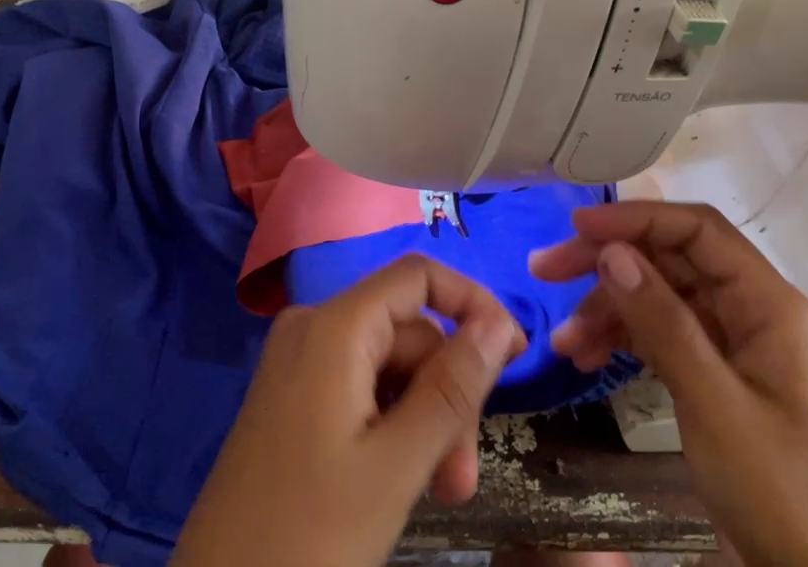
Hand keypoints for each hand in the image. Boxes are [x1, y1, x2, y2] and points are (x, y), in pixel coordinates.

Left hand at [172, 254, 526, 566]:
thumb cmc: (312, 530)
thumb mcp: (397, 464)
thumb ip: (452, 388)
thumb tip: (497, 323)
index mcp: (333, 328)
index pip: (417, 276)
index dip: (473, 304)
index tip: (515, 356)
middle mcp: (312, 329)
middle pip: (409, 333)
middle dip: (447, 396)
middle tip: (462, 479)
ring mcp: (298, 365)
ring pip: (390, 369)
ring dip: (426, 423)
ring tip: (443, 494)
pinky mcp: (292, 399)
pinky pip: (361, 390)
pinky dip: (393, 428)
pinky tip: (404, 482)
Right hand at [529, 202, 807, 566]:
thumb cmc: (773, 487)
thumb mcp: (713, 403)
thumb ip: (663, 323)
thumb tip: (613, 253)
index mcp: (768, 304)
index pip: (698, 232)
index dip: (636, 220)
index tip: (576, 227)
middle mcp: (750, 311)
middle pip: (670, 260)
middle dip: (607, 262)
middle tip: (544, 271)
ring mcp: (730, 342)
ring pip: (657, 296)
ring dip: (606, 309)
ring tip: (562, 343)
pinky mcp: (711, 371)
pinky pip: (657, 333)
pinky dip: (619, 339)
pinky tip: (583, 358)